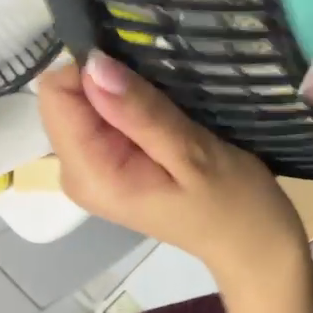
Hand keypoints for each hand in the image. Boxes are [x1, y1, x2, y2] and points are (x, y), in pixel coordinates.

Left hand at [37, 52, 306, 273]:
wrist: (256, 247)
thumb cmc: (235, 205)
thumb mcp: (196, 154)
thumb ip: (141, 112)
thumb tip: (94, 65)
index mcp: (92, 173)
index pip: (56, 95)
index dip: (95, 70)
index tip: (145, 69)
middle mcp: (79, 172)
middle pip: (68, 99)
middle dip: (113, 82)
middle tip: (169, 90)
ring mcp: (95, 172)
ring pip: (89, 106)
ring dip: (128, 93)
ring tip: (175, 101)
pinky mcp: (114, 168)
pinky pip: (108, 121)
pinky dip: (136, 108)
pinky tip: (172, 116)